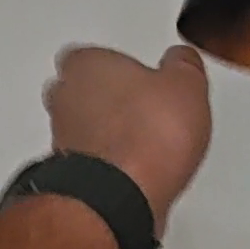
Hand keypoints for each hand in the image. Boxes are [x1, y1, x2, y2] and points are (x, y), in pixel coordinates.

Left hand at [45, 44, 211, 234]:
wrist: (124, 195)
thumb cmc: (146, 137)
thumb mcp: (186, 85)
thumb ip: (183, 66)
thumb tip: (183, 61)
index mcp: (86, 64)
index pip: (92, 54)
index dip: (119, 65)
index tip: (139, 73)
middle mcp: (65, 99)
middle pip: (80, 90)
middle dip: (106, 99)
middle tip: (137, 106)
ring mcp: (64, 139)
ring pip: (82, 127)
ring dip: (104, 134)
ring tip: (140, 143)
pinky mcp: (70, 175)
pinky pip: (88, 161)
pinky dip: (105, 163)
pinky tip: (132, 170)